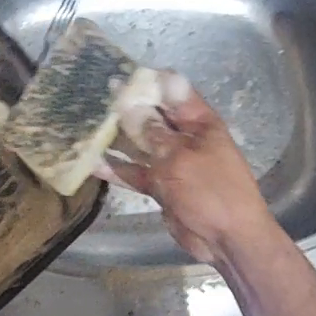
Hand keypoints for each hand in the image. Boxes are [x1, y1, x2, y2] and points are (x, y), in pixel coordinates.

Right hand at [106, 76, 277, 266]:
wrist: (228, 239)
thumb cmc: (212, 191)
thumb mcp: (181, 159)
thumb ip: (152, 134)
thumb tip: (128, 107)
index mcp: (200, 123)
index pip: (173, 91)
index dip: (148, 82)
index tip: (119, 76)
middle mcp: (184, 137)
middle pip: (152, 116)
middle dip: (126, 107)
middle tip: (93, 97)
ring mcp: (171, 162)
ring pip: (139, 144)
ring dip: (117, 137)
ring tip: (87, 125)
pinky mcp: (160, 186)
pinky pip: (135, 173)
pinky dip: (116, 169)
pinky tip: (93, 163)